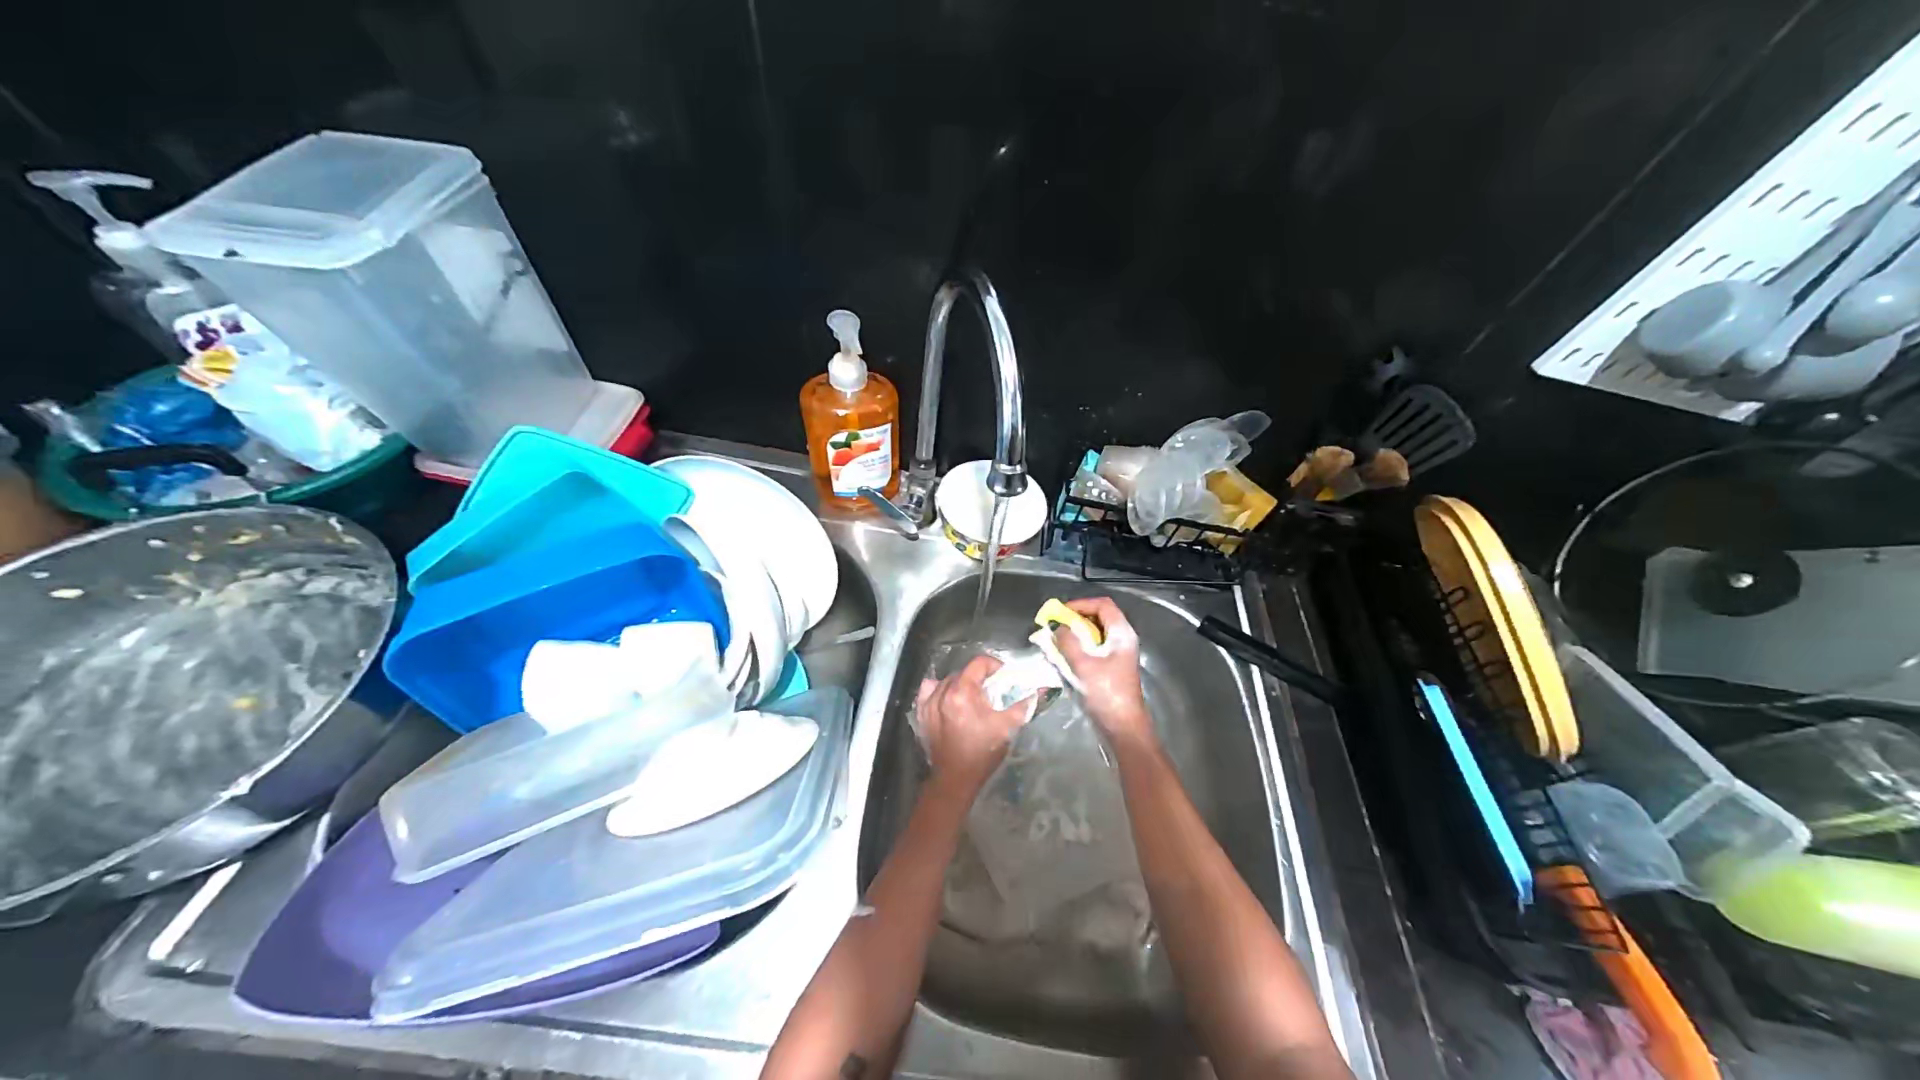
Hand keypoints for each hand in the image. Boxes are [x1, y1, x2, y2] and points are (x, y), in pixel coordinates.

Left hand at [914, 655, 1029, 792]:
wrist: (956, 778)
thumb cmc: (983, 752)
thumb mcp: (1007, 728)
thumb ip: (1023, 705)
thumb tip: (1037, 690)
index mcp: (963, 692)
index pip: (978, 663)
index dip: (994, 666)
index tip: (1003, 677)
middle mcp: (943, 692)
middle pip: (963, 672)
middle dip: (979, 678)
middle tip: (990, 691)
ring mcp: (929, 702)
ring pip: (947, 681)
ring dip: (960, 685)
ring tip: (971, 699)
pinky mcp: (922, 713)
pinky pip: (929, 690)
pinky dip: (939, 690)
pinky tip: (948, 700)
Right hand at [1054, 597, 1155, 744]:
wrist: (1123, 726)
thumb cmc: (1106, 693)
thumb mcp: (1083, 665)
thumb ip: (1068, 642)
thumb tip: (1057, 627)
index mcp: (1122, 634)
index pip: (1103, 605)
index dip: (1081, 604)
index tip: (1060, 612)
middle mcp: (1122, 639)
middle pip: (1099, 617)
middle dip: (1075, 618)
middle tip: (1055, 625)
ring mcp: (1118, 653)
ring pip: (1095, 633)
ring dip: (1075, 634)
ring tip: (1057, 640)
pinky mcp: (1112, 666)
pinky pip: (1094, 648)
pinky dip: (1079, 647)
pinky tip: (1065, 656)